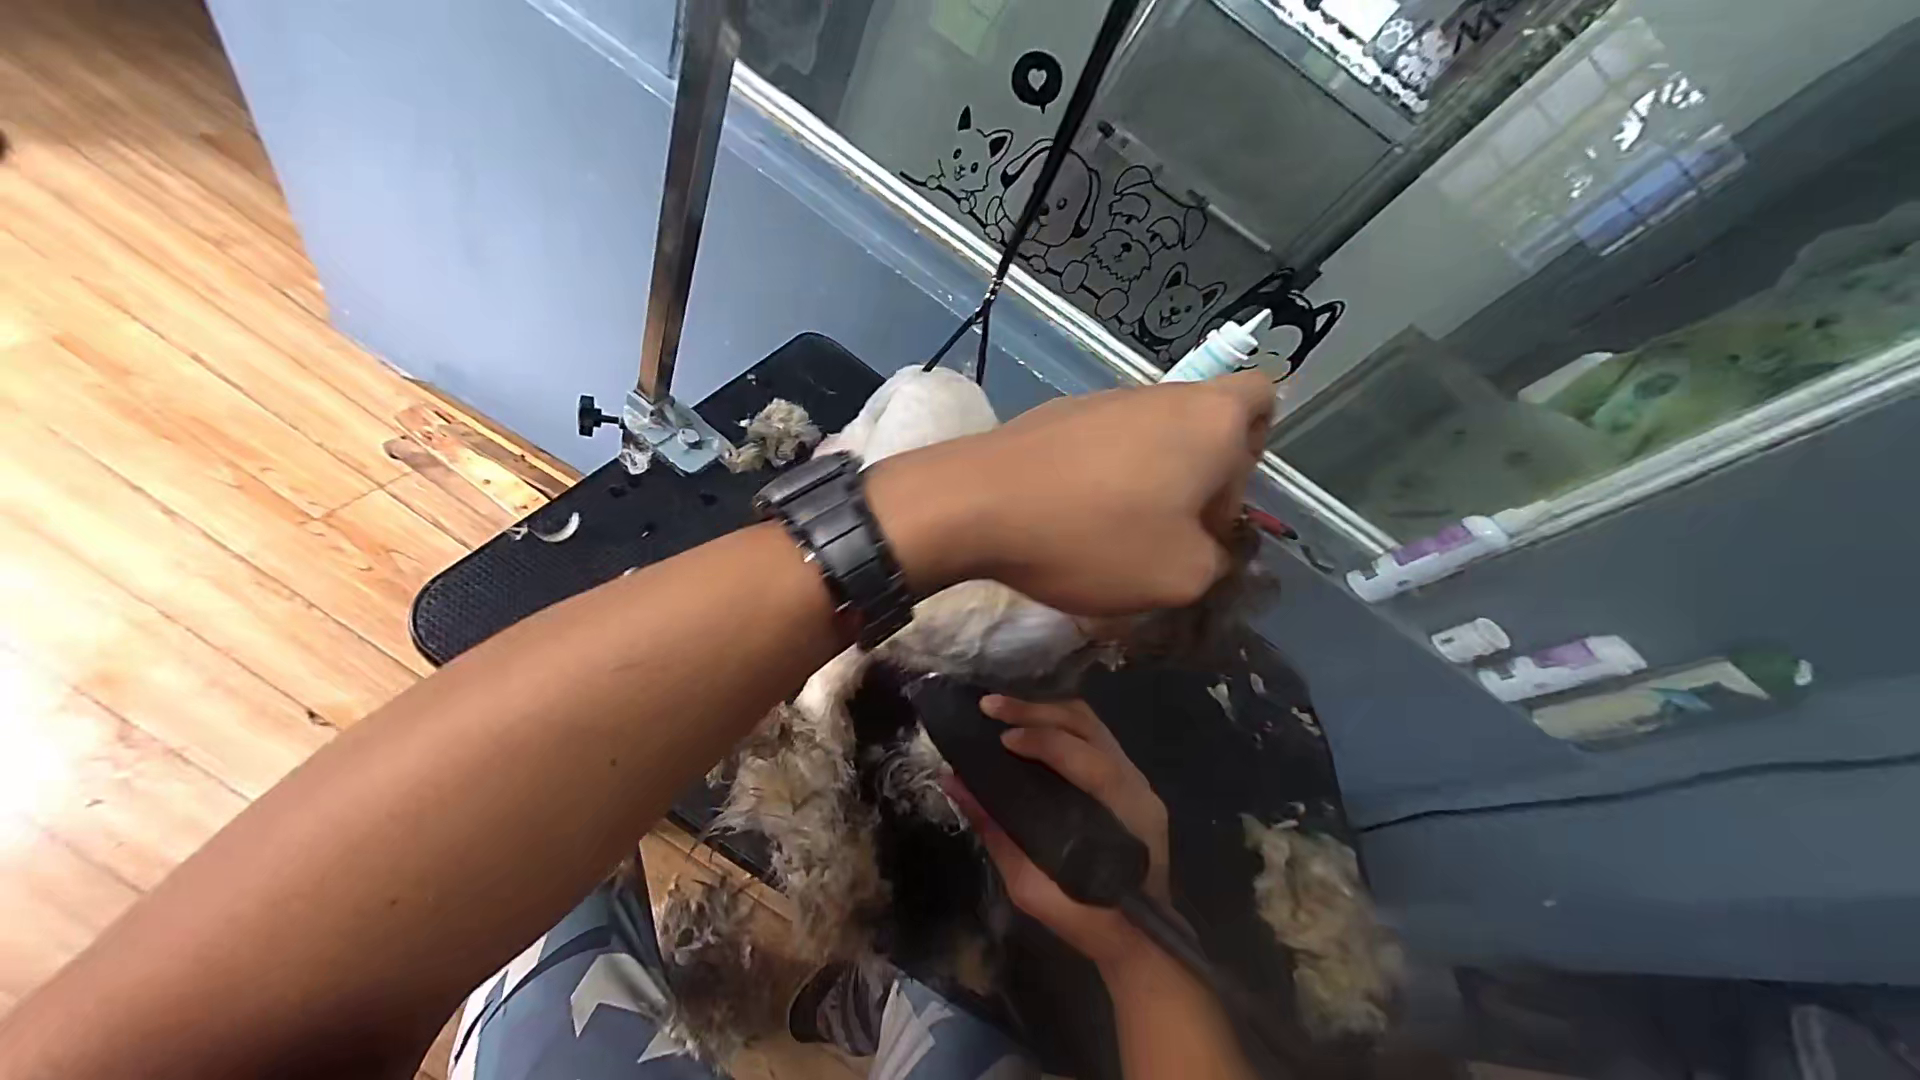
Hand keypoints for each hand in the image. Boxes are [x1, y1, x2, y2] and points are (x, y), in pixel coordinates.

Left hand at [865, 371, 1271, 616]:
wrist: (975, 505)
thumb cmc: (1094, 536)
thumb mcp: (1181, 576)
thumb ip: (1217, 561)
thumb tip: (1209, 547)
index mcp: (1210, 418)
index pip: (1264, 401)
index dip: (1252, 456)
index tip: (1214, 507)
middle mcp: (1160, 395)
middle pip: (1200, 428)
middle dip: (1196, 481)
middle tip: (1168, 534)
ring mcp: (1099, 400)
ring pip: (1146, 441)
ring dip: (1144, 486)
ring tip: (1110, 538)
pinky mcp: (1052, 418)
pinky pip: (1098, 449)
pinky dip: (1097, 482)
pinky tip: (1068, 521)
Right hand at [944, 696, 1173, 976]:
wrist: (1142, 944)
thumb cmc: (1089, 921)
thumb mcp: (1032, 887)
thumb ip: (995, 832)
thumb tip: (954, 783)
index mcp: (1124, 811)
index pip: (1084, 756)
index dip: (1041, 740)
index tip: (1000, 739)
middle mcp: (1136, 783)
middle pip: (1086, 724)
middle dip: (1035, 710)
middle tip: (989, 705)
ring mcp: (1137, 777)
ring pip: (1090, 722)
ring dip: (1044, 710)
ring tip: (1002, 708)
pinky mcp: (1128, 778)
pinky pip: (1092, 735)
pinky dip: (1057, 722)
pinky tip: (1028, 724)